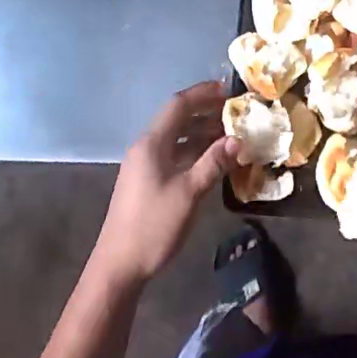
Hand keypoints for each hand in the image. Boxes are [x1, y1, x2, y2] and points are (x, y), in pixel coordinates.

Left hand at [90, 80, 237, 284]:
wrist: (118, 267)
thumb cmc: (153, 226)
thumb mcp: (189, 193)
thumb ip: (213, 162)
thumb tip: (238, 139)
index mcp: (152, 143)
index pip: (179, 105)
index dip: (204, 94)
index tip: (229, 90)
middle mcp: (146, 147)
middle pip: (177, 118)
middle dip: (206, 111)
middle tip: (236, 110)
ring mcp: (144, 164)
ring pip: (176, 137)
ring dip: (202, 131)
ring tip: (231, 132)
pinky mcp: (147, 180)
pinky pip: (174, 153)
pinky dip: (194, 150)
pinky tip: (213, 158)